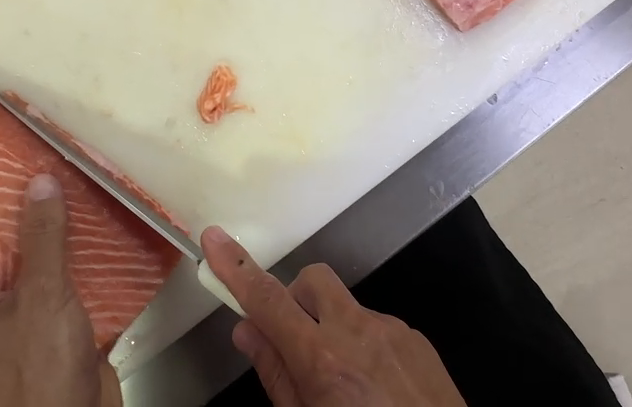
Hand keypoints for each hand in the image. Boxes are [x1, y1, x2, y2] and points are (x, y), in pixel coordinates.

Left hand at [0, 174, 119, 406]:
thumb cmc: (41, 368)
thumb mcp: (41, 296)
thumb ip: (42, 238)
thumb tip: (37, 180)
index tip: (13, 168)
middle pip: (9, 257)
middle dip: (33, 219)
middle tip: (56, 172)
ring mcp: (24, 331)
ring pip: (40, 273)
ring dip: (62, 241)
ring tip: (83, 194)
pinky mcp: (57, 338)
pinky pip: (65, 292)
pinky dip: (81, 267)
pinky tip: (103, 238)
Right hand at [201, 227, 464, 406]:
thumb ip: (276, 375)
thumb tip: (247, 330)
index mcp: (323, 360)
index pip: (268, 301)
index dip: (237, 269)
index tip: (214, 240)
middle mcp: (358, 331)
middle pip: (312, 281)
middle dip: (295, 301)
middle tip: (292, 344)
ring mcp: (392, 330)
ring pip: (347, 308)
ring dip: (332, 331)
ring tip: (343, 387)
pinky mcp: (417, 339)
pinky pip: (377, 327)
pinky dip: (364, 347)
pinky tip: (375, 390)